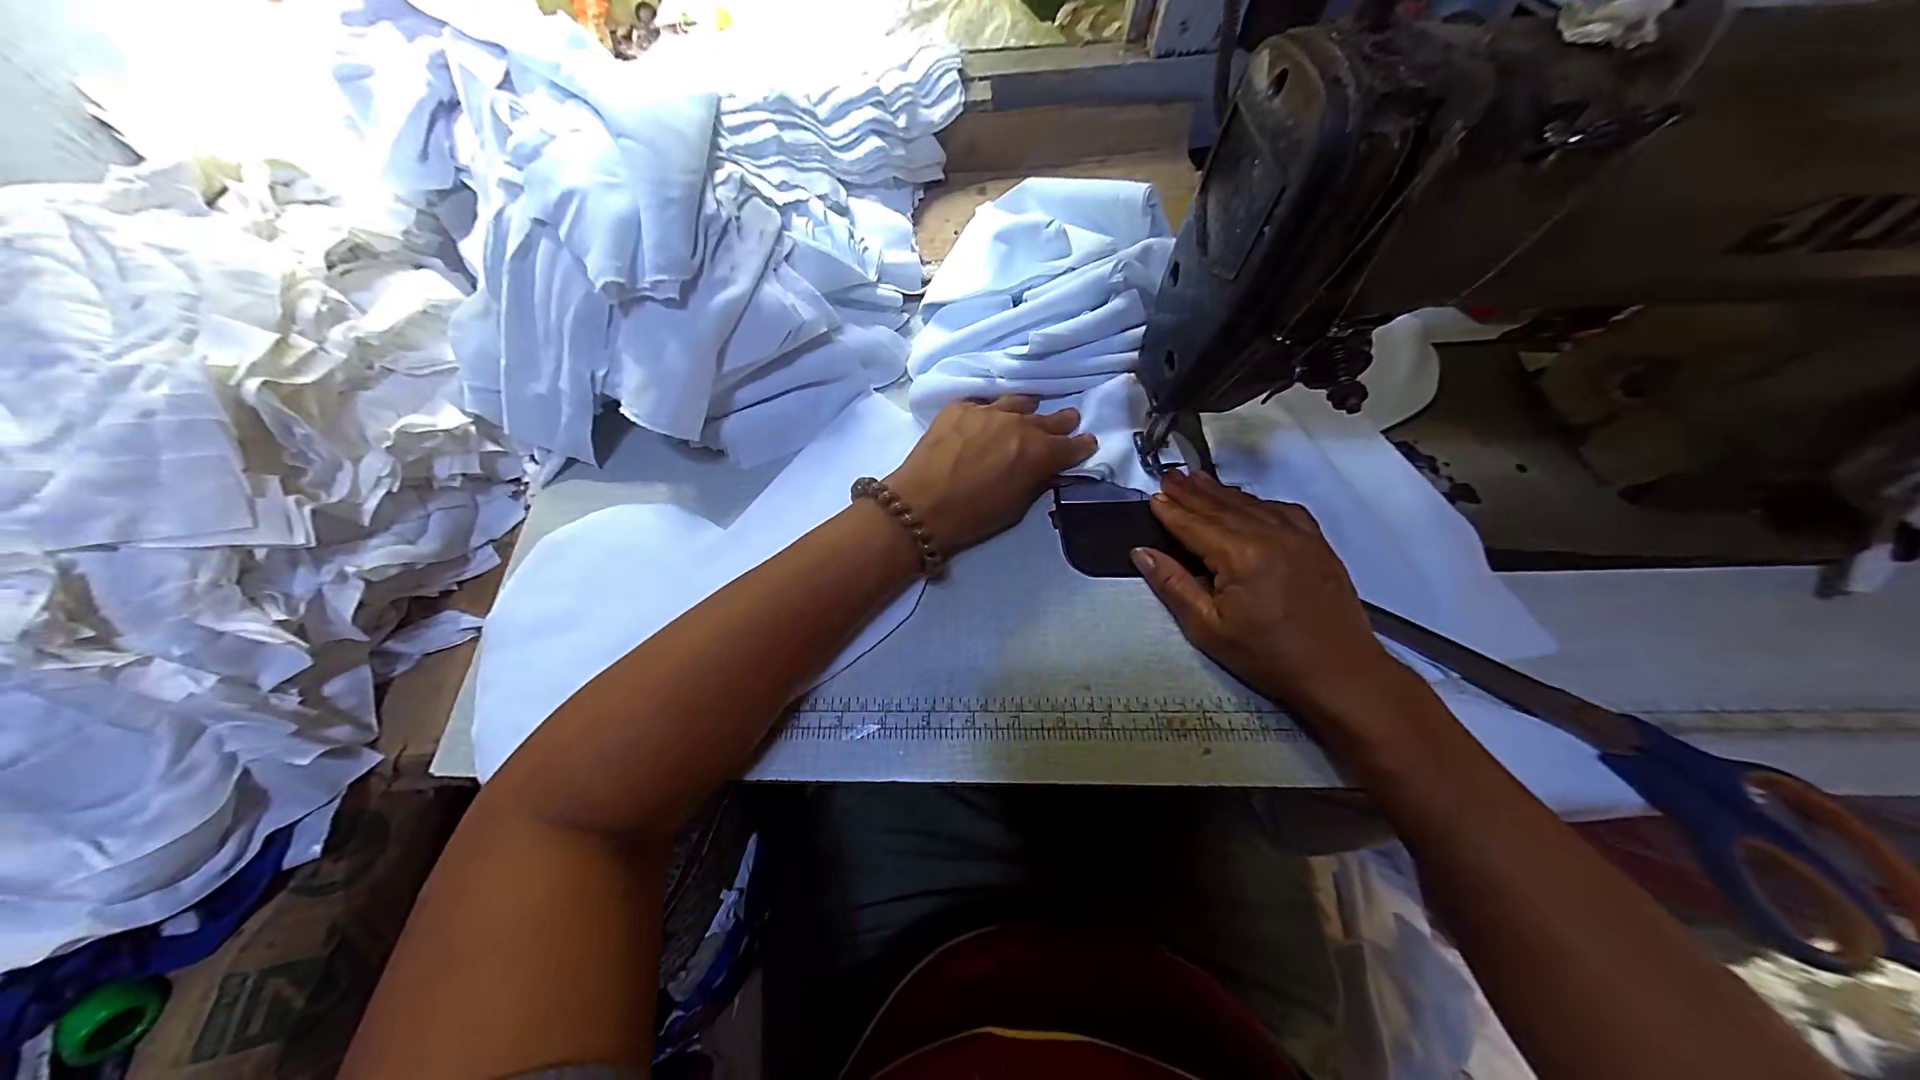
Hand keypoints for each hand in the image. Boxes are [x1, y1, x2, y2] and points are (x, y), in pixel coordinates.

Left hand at [886, 396, 1096, 552]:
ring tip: (1027, 413)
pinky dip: (991, 410)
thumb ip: (1037, 481)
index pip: (1072, 445)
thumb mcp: (1017, 507)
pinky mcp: (959, 407)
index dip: (1081, 446)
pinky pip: (984, 403)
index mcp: (1038, 452)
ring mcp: (988, 411)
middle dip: (1061, 423)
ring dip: (1027, 410)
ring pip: (1018, 403)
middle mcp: (1019, 424)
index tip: (1086, 445)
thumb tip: (1047, 469)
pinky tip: (987, 418)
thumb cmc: (973, 517)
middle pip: (1049, 419)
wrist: (920, 505)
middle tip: (1067, 422)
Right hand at [1132, 471, 1415, 721]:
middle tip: (1170, 477)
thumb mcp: (1208, 628)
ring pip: (1251, 504)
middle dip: (1191, 492)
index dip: (1171, 510)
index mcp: (1242, 556)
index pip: (1195, 524)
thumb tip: (1143, 553)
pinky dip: (1258, 501)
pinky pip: (1283, 510)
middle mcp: (1272, 536)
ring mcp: (1299, 536)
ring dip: (1220, 492)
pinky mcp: (1317, 544)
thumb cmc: (1271, 657)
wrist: (1340, 673)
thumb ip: (1173, 585)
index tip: (1154, 496)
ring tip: (1197, 480)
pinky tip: (1247, 500)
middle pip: (1221, 506)